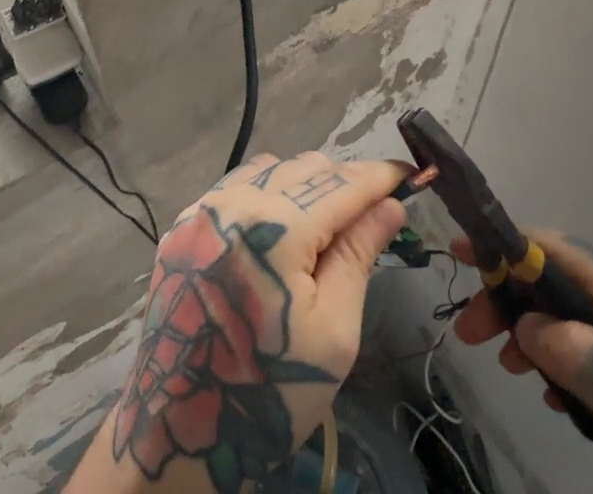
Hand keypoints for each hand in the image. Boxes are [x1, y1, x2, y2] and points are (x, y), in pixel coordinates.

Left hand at [67, 152, 409, 492]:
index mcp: (275, 228)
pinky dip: (269, 191)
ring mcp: (201, 211)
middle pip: (306, 168)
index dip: (381, 177)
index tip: (413, 174)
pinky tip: (283, 225)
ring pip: (270, 169)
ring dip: (307, 183)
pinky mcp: (183, 227)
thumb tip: (390, 206)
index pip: (342, 184)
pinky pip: (236, 185)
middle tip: (375, 212)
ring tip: (330, 222)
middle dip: (347, 182)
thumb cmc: (270, 387)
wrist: (179, 424)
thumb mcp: (333, 331)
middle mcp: (233, 202)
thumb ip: (358, 257)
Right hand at [453, 233, 592, 493]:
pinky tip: (562, 395)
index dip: (505, 245)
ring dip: (538, 330)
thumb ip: (582, 359)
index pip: (559, 248)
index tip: (460, 254)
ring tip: (513, 370)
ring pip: (582, 311)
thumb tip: (531, 322)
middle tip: (476, 339)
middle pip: (564, 278)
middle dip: (512, 298)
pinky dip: (571, 354)